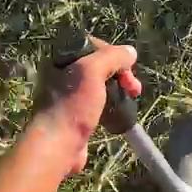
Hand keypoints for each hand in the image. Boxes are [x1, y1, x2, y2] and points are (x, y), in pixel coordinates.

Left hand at [30, 36, 138, 175]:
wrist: (58, 145)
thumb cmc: (72, 104)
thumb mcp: (91, 71)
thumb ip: (111, 57)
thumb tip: (130, 52)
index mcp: (60, 59)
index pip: (92, 46)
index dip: (113, 54)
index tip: (127, 67)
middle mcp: (62, 74)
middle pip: (99, 65)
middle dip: (120, 73)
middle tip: (133, 87)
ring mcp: (69, 95)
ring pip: (101, 84)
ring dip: (119, 88)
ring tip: (132, 96)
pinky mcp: (77, 114)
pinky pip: (99, 102)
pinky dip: (112, 103)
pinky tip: (120, 110)